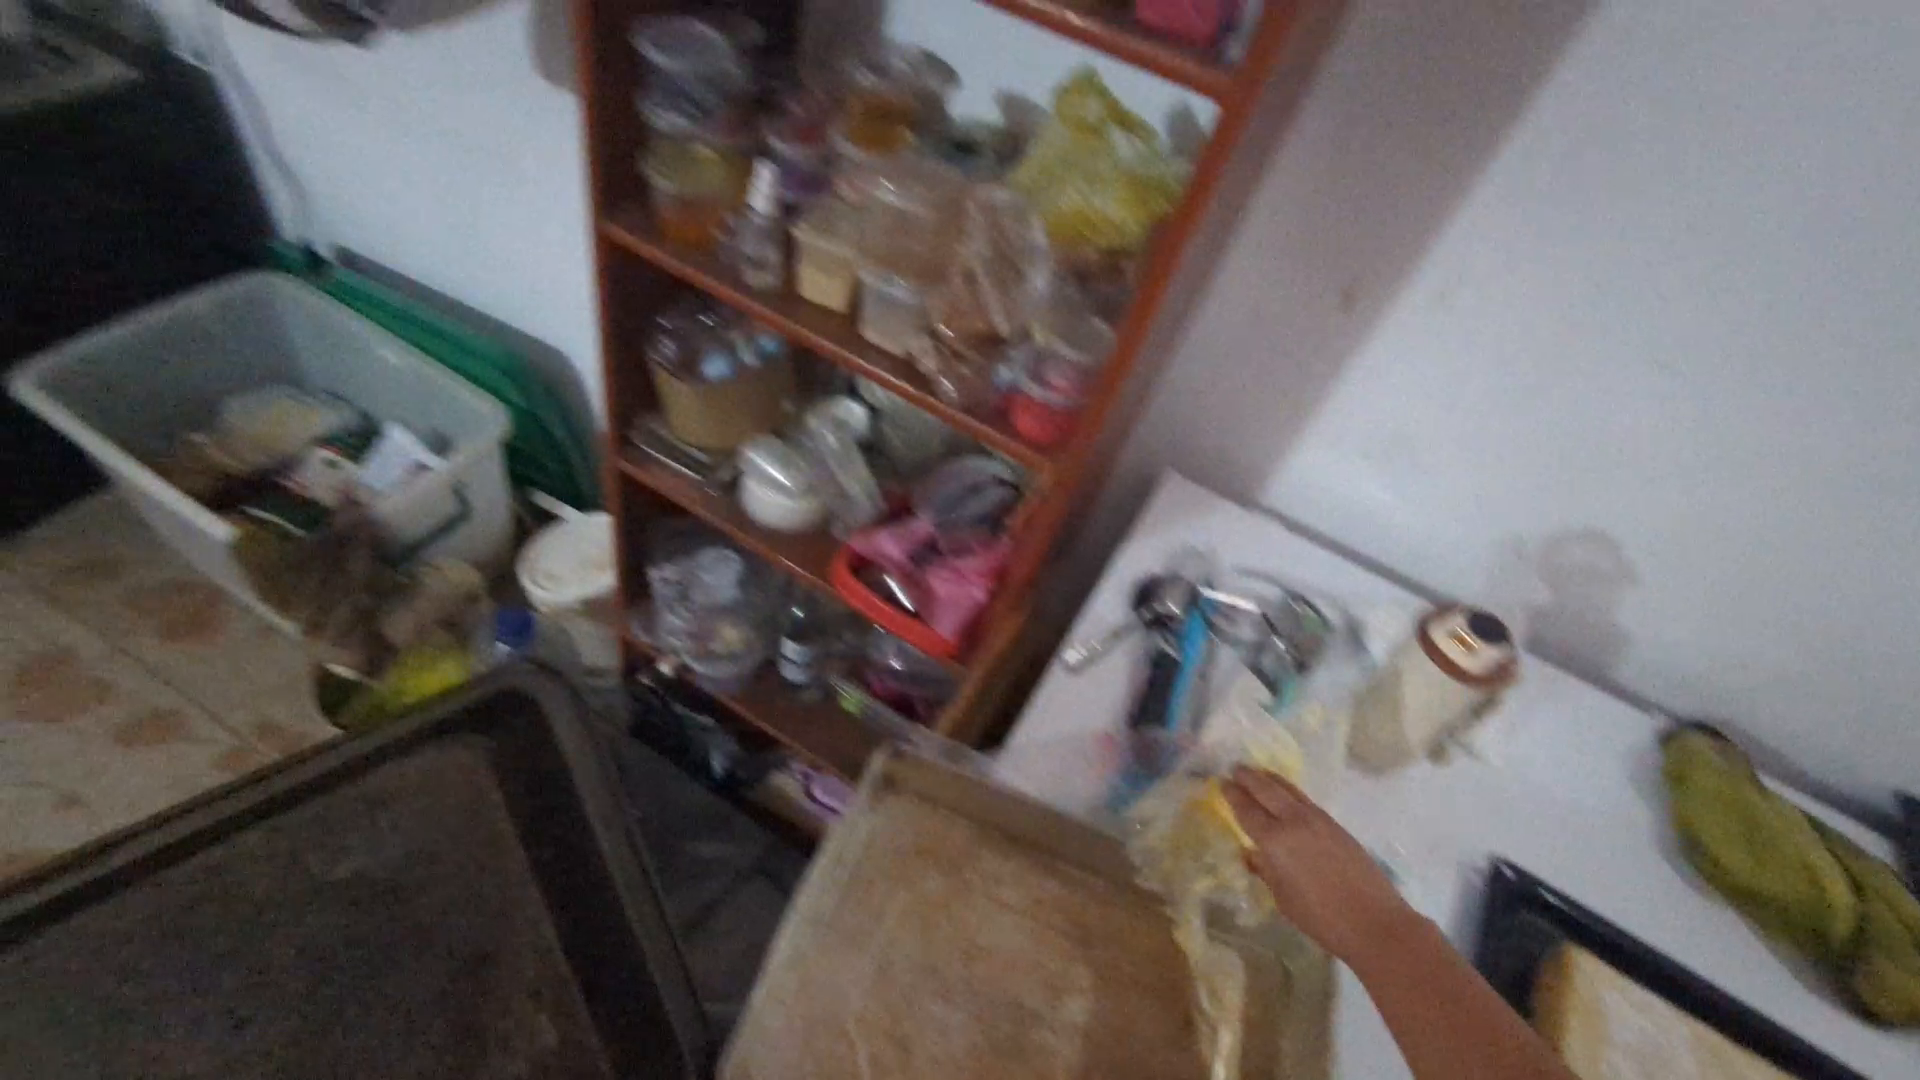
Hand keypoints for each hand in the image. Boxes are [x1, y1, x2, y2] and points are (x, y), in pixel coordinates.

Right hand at [1222, 765, 1413, 963]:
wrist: (1374, 922)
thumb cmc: (1320, 918)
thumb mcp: (1282, 897)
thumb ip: (1265, 870)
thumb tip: (1252, 855)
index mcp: (1274, 841)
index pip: (1247, 810)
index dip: (1233, 795)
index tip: (1222, 783)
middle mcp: (1293, 822)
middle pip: (1266, 790)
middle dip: (1248, 777)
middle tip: (1235, 768)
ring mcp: (1317, 820)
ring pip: (1288, 789)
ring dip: (1269, 778)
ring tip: (1257, 772)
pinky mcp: (1335, 825)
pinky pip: (1305, 799)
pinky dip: (1289, 791)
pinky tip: (1286, 794)